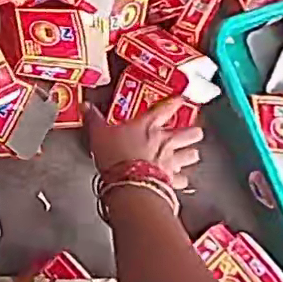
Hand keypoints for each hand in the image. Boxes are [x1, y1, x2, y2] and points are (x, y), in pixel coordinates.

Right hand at [86, 98, 205, 189]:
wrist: (129, 183)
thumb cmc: (116, 155)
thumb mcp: (99, 134)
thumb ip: (94, 119)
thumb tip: (86, 106)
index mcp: (148, 125)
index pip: (165, 109)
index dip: (174, 102)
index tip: (182, 98)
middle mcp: (163, 141)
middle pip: (186, 133)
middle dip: (193, 132)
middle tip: (197, 131)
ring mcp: (169, 161)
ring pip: (189, 156)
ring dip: (191, 155)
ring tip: (194, 154)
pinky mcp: (170, 180)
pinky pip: (180, 180)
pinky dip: (181, 180)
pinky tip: (181, 181)